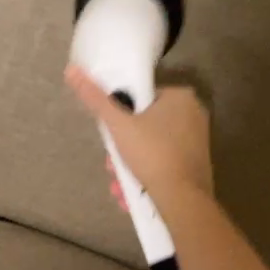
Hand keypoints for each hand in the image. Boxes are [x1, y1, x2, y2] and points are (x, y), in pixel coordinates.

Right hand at [65, 66, 214, 204]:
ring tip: (119, 187)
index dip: (121, 117)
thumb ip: (96, 100)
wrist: (182, 199)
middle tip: (111, 167)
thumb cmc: (151, 155)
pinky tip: (131, 195)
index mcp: (180, 97)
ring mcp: (198, 142)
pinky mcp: (196, 166)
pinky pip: (165, 166)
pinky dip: (148, 178)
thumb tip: (71, 70)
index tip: (110, 137)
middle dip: (124, 150)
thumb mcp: (118, 126)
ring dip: (131, 169)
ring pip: (154, 150)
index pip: (142, 99)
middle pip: (146, 127)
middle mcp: (194, 114)